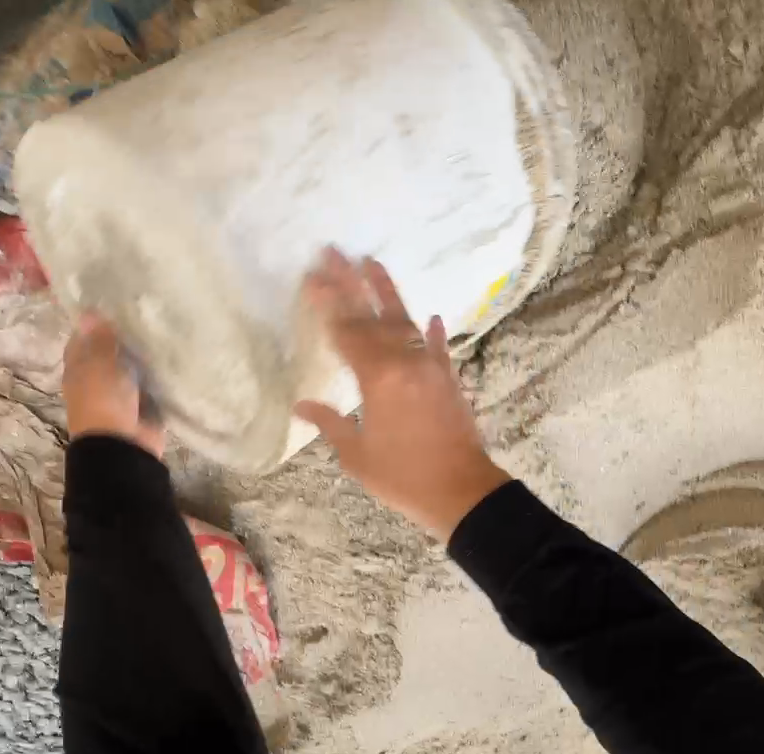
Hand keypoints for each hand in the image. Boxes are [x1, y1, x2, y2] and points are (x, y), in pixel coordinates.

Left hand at [62, 311, 164, 457]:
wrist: (122, 446)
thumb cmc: (104, 401)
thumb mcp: (99, 365)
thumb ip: (100, 340)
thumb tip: (90, 311)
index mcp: (79, 367)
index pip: (85, 337)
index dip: (98, 322)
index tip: (119, 304)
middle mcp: (99, 378)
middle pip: (112, 351)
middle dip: (127, 337)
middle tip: (149, 312)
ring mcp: (123, 393)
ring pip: (135, 367)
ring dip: (147, 355)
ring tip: (166, 329)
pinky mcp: (146, 405)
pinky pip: (154, 384)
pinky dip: (162, 375)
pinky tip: (176, 358)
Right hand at [294, 248, 510, 539]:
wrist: (462, 491)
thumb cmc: (403, 478)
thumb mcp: (358, 456)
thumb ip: (331, 424)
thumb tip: (301, 405)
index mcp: (378, 379)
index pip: (347, 332)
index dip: (328, 305)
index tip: (311, 278)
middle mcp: (406, 363)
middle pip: (373, 317)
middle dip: (351, 284)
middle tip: (333, 252)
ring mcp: (432, 368)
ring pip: (407, 322)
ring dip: (388, 293)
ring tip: (371, 263)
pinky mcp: (450, 381)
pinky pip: (439, 348)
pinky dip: (433, 332)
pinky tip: (431, 317)